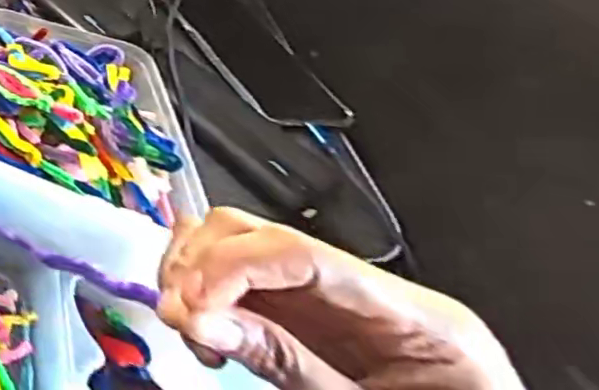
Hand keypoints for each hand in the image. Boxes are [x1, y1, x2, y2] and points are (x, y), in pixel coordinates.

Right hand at [157, 208, 522, 389]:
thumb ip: (289, 365)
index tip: (191, 304)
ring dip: (190, 273)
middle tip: (178, 314)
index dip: (230, 267)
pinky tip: (197, 321)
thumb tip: (196, 319)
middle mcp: (365, 287)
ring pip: (230, 242)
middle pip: (255, 234)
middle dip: (201, 266)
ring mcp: (327, 295)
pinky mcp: (297, 308)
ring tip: (185, 323)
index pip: (297, 253)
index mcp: (420, 317)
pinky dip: (198, 286)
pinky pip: (231, 272)